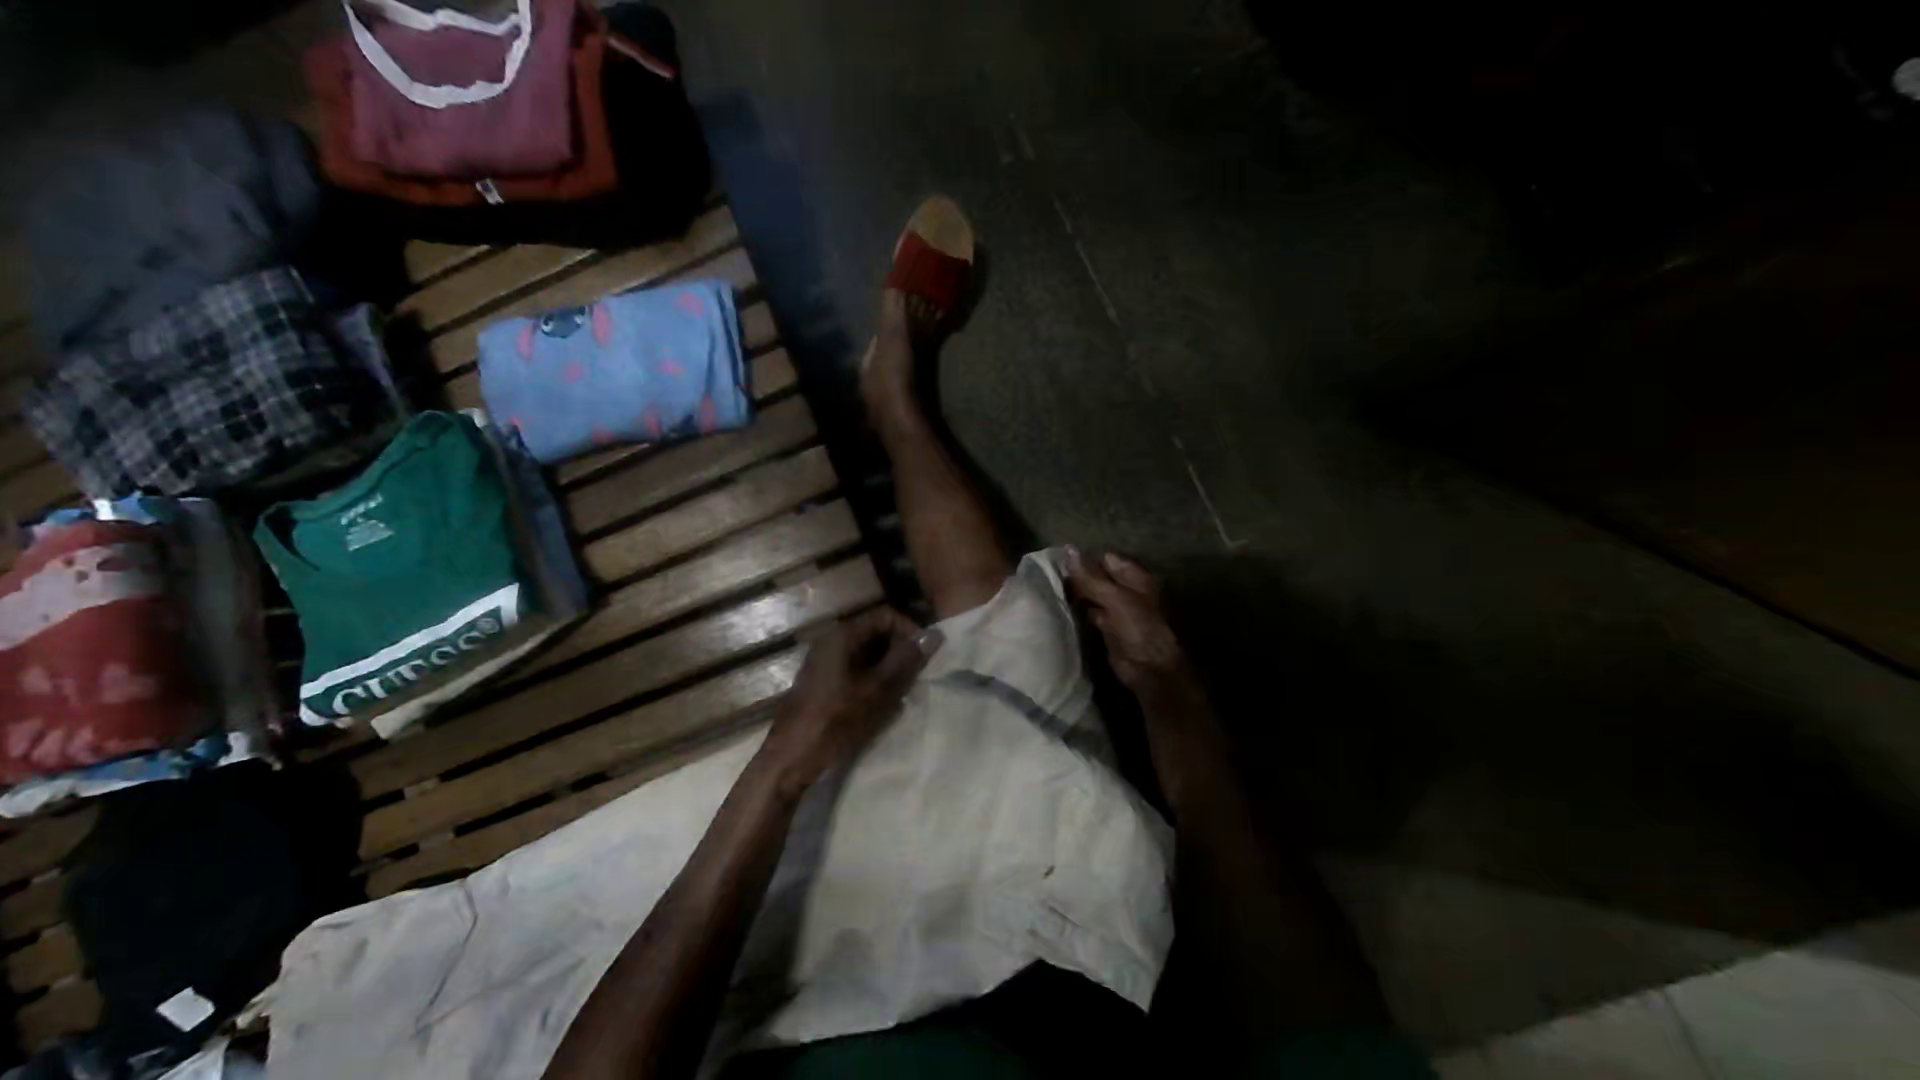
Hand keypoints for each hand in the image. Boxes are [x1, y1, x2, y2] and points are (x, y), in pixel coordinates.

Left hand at [762, 608, 933, 791]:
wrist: (792, 757)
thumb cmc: (836, 719)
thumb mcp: (879, 689)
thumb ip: (907, 659)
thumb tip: (934, 635)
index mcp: (842, 635)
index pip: (885, 615)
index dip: (909, 629)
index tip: (925, 654)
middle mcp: (830, 641)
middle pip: (876, 633)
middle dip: (900, 650)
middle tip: (917, 675)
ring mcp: (824, 662)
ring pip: (867, 654)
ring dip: (888, 668)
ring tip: (902, 692)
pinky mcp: (823, 682)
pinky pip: (856, 670)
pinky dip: (873, 680)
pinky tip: (881, 703)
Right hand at [1065, 547, 1194, 698]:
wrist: (1150, 669)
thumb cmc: (1139, 627)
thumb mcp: (1115, 598)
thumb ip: (1090, 576)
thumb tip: (1068, 549)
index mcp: (1136, 579)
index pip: (1107, 560)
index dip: (1085, 559)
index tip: (1058, 559)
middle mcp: (1128, 592)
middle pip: (1099, 578)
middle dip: (1078, 576)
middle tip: (1049, 574)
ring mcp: (1118, 611)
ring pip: (1093, 596)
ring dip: (1077, 594)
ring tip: (1050, 587)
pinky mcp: (1108, 630)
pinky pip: (1091, 614)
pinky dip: (1078, 612)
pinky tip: (1060, 607)